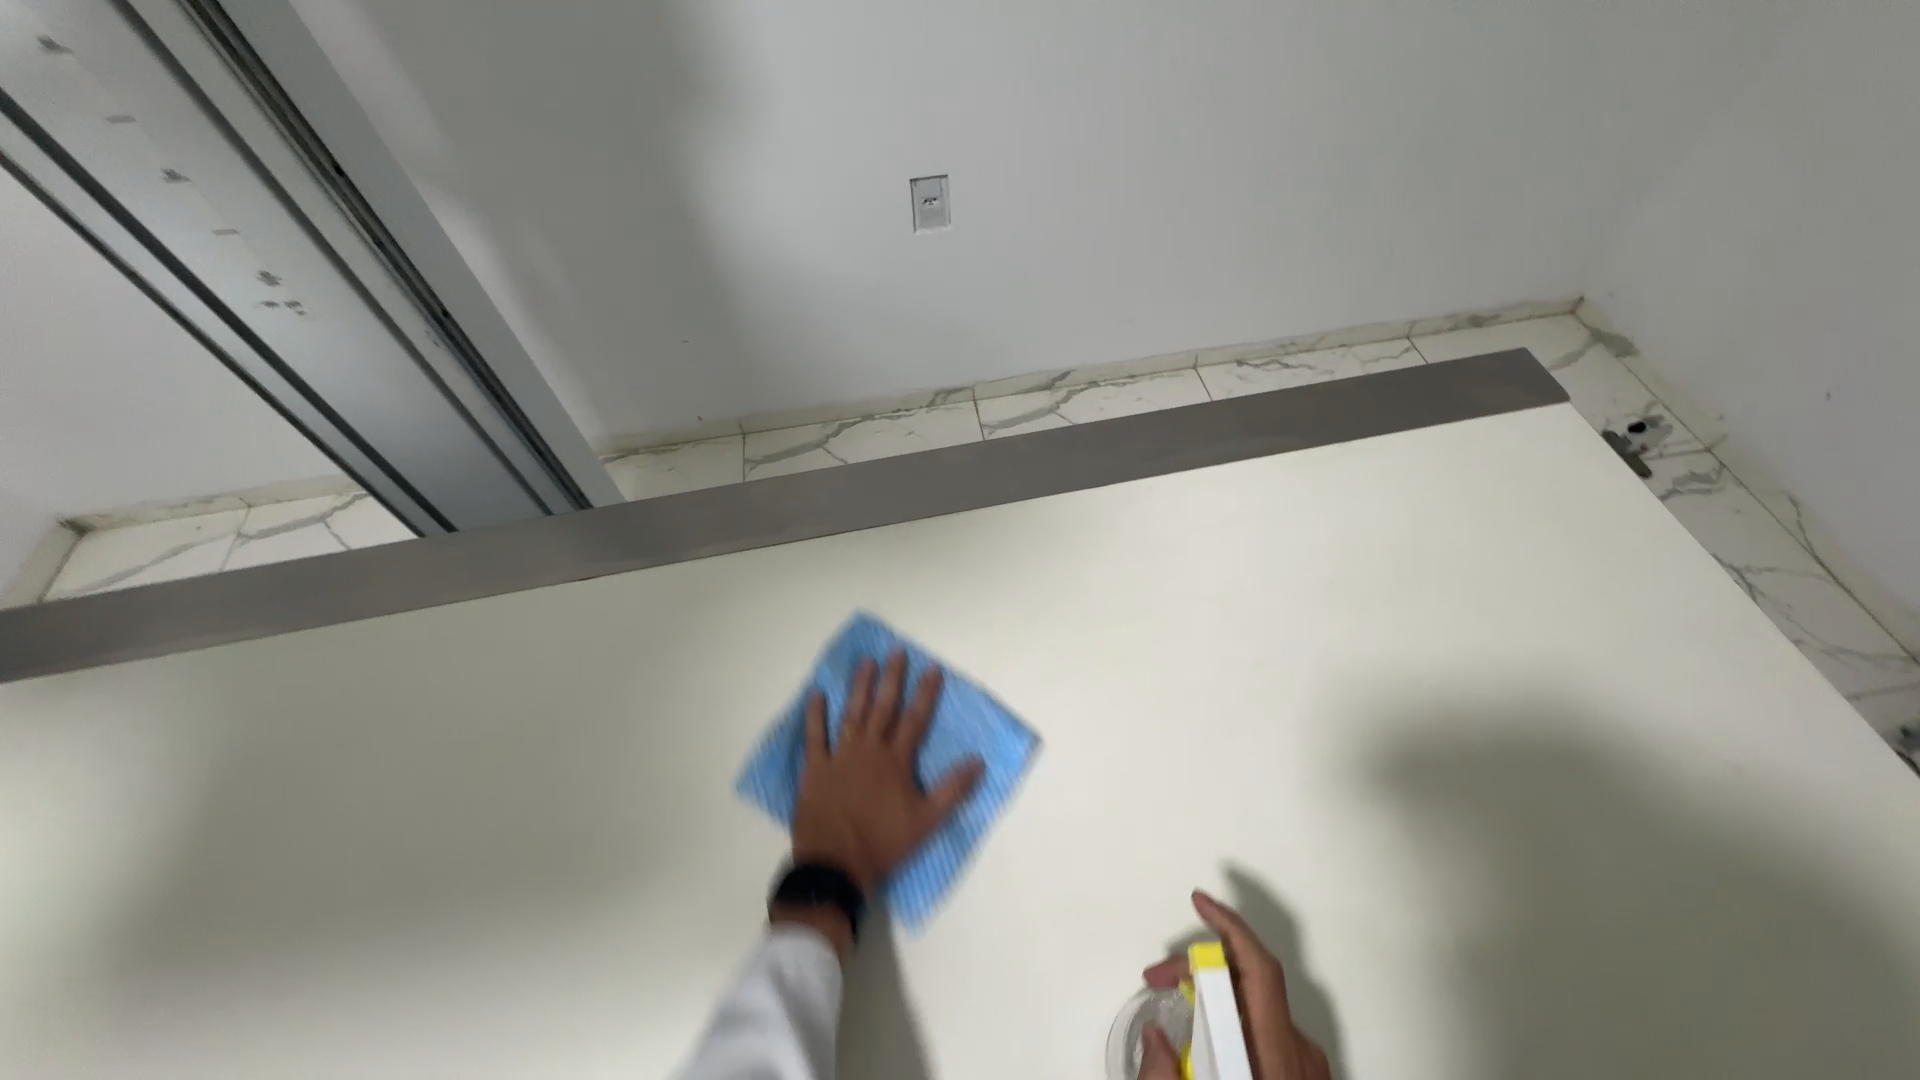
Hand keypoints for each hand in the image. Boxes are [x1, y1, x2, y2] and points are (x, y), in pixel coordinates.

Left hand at [778, 652, 983, 949]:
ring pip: (852, 714)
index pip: (915, 720)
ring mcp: (840, 757)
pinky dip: (815, 715)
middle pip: (883, 708)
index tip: (933, 669)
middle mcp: (869, 751)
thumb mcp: (927, 821)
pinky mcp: (815, 768)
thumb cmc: (884, 843)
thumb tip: (978, 761)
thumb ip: (952, 790)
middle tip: (896, 652)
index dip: (925, 693)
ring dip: (859, 687)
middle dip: (892, 678)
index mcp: (896, 762)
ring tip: (866, 662)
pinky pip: (814, 736)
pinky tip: (816, 694)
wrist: (836, 863)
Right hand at [1138, 890, 1330, 1079]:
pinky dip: (1234, 1015)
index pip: (1259, 969)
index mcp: (1277, 1053)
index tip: (1199, 900)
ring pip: (1258, 1006)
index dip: (1229, 927)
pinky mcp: (1307, 1076)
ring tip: (1179, 1002)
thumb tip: (1154, 1034)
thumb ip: (1164, 1075)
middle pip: (1252, 982)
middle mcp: (1300, 1050)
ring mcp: (1308, 1065)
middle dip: (1202, 966)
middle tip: (1158, 976)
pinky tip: (1209, 1035)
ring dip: (1216, 993)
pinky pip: (1267, 1028)